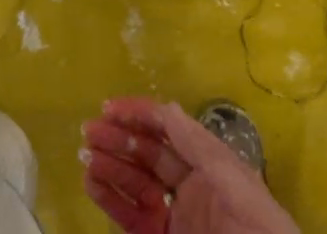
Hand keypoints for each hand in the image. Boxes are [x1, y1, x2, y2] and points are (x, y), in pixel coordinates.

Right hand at [82, 99, 298, 233]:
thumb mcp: (240, 193)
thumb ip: (203, 151)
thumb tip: (168, 109)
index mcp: (216, 172)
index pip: (173, 132)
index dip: (141, 115)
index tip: (108, 108)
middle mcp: (194, 190)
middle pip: (150, 154)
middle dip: (119, 138)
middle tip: (89, 132)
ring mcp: (177, 218)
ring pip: (135, 182)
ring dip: (109, 165)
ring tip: (86, 157)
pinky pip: (129, 215)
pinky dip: (108, 197)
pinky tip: (91, 183)